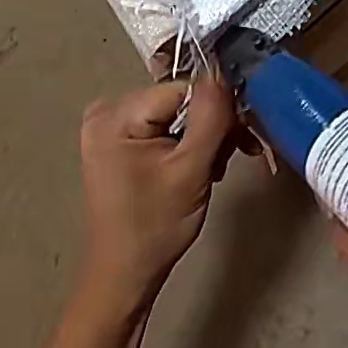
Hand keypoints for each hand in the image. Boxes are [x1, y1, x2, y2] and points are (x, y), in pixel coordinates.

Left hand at [79, 76, 236, 304]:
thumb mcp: (190, 170)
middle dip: (210, 127)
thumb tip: (222, 73)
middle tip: (229, 159)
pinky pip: (161, 128)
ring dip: (201, 138)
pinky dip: (183, 144)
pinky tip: (194, 169)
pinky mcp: (116, 142)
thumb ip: (210, 117)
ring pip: (174, 115)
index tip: (241, 136)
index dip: (216, 109)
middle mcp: (106, 111)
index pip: (181, 89)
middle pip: (177, 101)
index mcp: (115, 114)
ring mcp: (108, 127)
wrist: (126, 274)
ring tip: (211, 171)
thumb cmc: (156, 226)